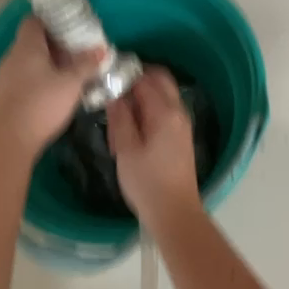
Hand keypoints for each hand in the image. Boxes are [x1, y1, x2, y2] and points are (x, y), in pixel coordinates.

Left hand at [0, 18, 105, 155]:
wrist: (9, 140)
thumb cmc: (41, 104)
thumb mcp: (71, 84)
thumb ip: (86, 64)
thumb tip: (101, 49)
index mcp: (26, 47)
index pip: (34, 21)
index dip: (51, 21)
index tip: (70, 27)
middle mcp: (11, 57)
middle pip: (32, 42)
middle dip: (54, 45)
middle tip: (76, 52)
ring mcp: (4, 77)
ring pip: (27, 62)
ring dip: (45, 64)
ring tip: (67, 73)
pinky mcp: (3, 96)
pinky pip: (22, 78)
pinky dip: (36, 79)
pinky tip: (51, 93)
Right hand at [107, 67, 201, 234]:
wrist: (175, 213)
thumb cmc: (147, 183)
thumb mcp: (126, 150)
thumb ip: (120, 118)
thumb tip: (114, 94)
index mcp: (164, 112)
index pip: (145, 79)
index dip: (124, 75)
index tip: (105, 81)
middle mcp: (178, 112)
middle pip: (160, 81)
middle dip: (136, 81)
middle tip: (113, 93)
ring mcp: (182, 124)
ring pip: (162, 97)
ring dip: (141, 99)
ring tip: (118, 119)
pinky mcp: (181, 136)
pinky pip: (164, 112)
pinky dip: (148, 113)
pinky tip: (130, 132)